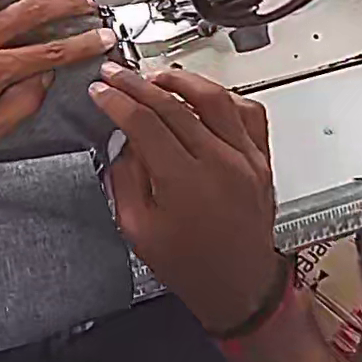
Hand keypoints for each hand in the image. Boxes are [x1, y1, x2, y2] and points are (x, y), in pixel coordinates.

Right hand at [89, 63, 283, 332]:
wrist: (239, 287)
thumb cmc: (190, 265)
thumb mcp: (137, 228)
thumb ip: (125, 178)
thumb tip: (123, 139)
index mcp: (185, 183)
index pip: (144, 123)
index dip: (116, 101)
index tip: (101, 91)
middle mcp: (220, 164)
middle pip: (172, 104)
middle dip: (136, 84)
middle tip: (116, 74)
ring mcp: (246, 159)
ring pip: (213, 98)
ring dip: (180, 80)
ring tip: (155, 76)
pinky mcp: (261, 159)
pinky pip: (248, 112)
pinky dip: (223, 96)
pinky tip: (203, 95)